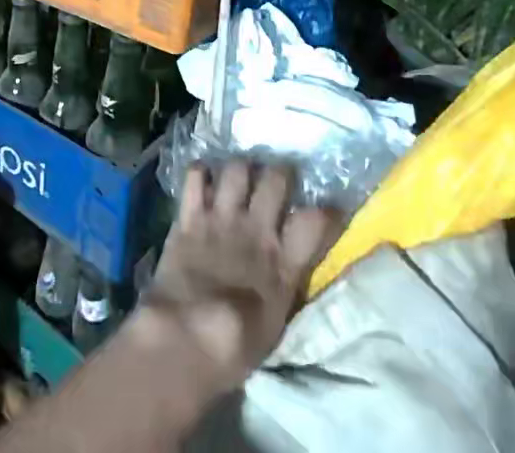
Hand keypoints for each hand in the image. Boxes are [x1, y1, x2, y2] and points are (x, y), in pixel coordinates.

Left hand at [138, 161, 337, 394]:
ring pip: (236, 168)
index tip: (327, 208)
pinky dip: (200, 172)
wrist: (187, 335)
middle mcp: (257, 228)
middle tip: (275, 179)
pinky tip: (202, 180)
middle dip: (279, 172)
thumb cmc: (237, 345)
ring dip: (239, 168)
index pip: (317, 219)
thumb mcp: (278, 319)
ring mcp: (221, 217)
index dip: (326, 210)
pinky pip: (195, 176)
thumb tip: (293, 264)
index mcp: (284, 260)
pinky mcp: (189, 216)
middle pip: (276, 177)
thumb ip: (287, 282)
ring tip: (237, 177)